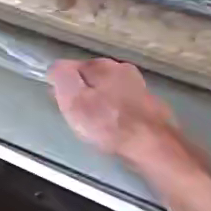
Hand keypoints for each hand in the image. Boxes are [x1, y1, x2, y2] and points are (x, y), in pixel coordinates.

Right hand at [48, 58, 176, 160]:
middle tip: (78, 117)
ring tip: (96, 125)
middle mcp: (121, 68)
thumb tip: (56, 68)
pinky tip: (114, 128)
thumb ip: (61, 77)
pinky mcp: (149, 103)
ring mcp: (138, 85)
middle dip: (80, 94)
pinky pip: (121, 103)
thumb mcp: (73, 100)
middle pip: (88, 78)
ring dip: (98, 103)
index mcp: (101, 65)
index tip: (62, 104)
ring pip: (105, 90)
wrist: (154, 146)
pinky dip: (114, 112)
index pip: (67, 68)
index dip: (60, 86)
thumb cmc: (108, 124)